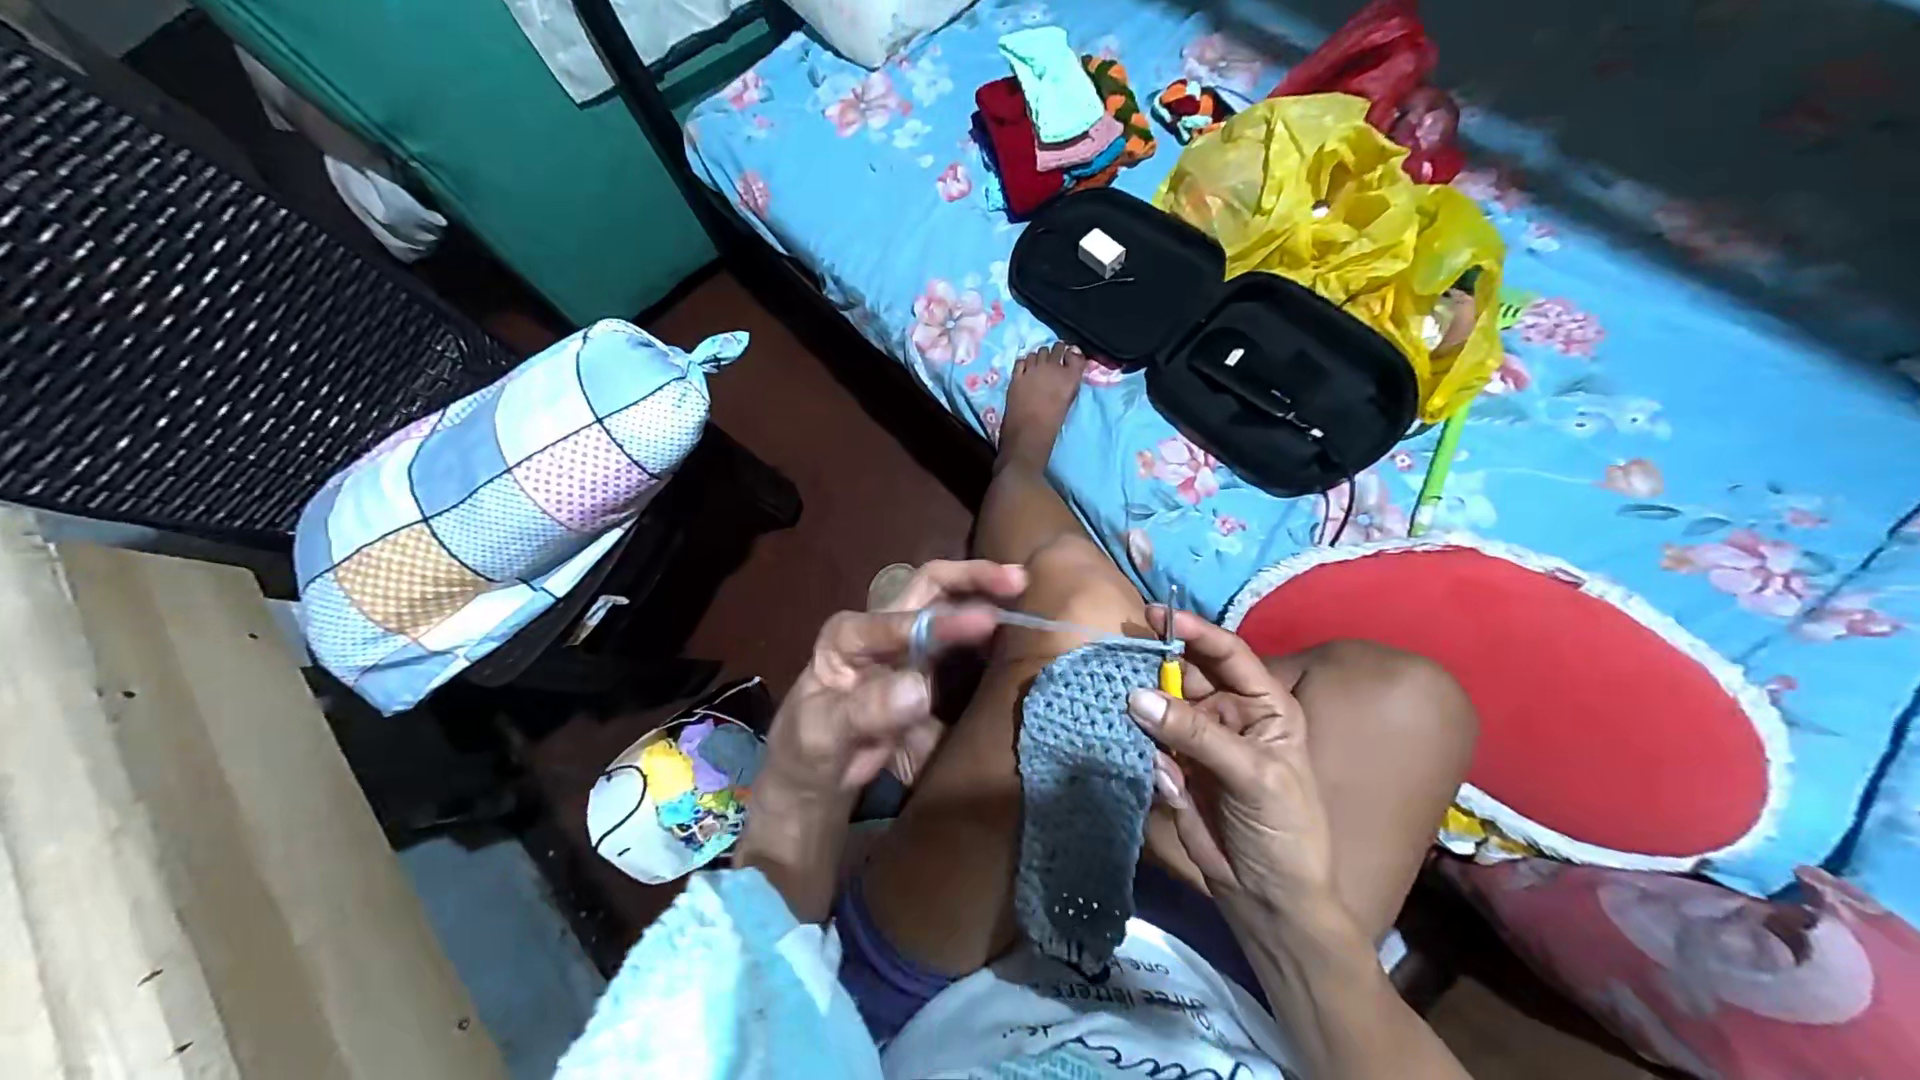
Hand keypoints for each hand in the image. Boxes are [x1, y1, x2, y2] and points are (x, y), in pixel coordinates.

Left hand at [759, 560, 1026, 807]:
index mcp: (848, 636)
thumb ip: (866, 709)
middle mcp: (883, 631)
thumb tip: (919, 690)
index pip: (894, 621)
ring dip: (987, 599)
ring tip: (1028, 598)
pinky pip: (966, 648)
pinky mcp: (934, 673)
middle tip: (1016, 579)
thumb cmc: (808, 748)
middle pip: (929, 588)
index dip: (938, 623)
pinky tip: (1020, 637)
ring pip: (951, 608)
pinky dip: (992, 638)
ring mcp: (912, 649)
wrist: (818, 778)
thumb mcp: (823, 733)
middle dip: (972, 577)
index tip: (984, 623)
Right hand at [1129, 608, 1337, 920]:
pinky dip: (1132, 730)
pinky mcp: (1171, 764)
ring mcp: (1197, 738)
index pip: (1228, 654)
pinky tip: (1115, 723)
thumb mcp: (1253, 774)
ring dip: (1138, 694)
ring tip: (1110, 683)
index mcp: (1264, 706)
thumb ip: (1195, 733)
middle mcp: (1228, 713)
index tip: (1158, 615)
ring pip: (1161, 703)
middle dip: (1156, 660)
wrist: (1268, 898)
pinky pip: (1148, 737)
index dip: (1195, 632)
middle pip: (1186, 674)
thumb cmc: (1283, 828)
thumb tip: (1135, 696)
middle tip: (1119, 649)